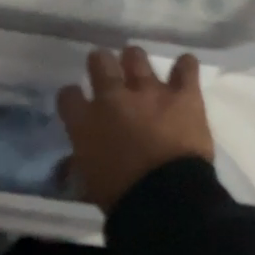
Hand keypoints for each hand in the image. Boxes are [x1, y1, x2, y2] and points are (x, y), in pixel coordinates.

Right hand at [56, 46, 214, 211]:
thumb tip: (68, 165)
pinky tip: (182, 69)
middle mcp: (113, 97)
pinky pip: (186, 68)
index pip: (68, 95)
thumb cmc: (117, 194)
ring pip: (137, 58)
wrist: (163, 196)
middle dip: (100, 63)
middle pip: (100, 63)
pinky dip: (183, 67)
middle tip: (105, 70)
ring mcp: (150, 91)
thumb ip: (77, 165)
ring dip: (134, 61)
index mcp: (84, 121)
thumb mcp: (86, 183)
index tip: (76, 102)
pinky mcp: (184, 95)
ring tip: (136, 66)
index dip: (72, 97)